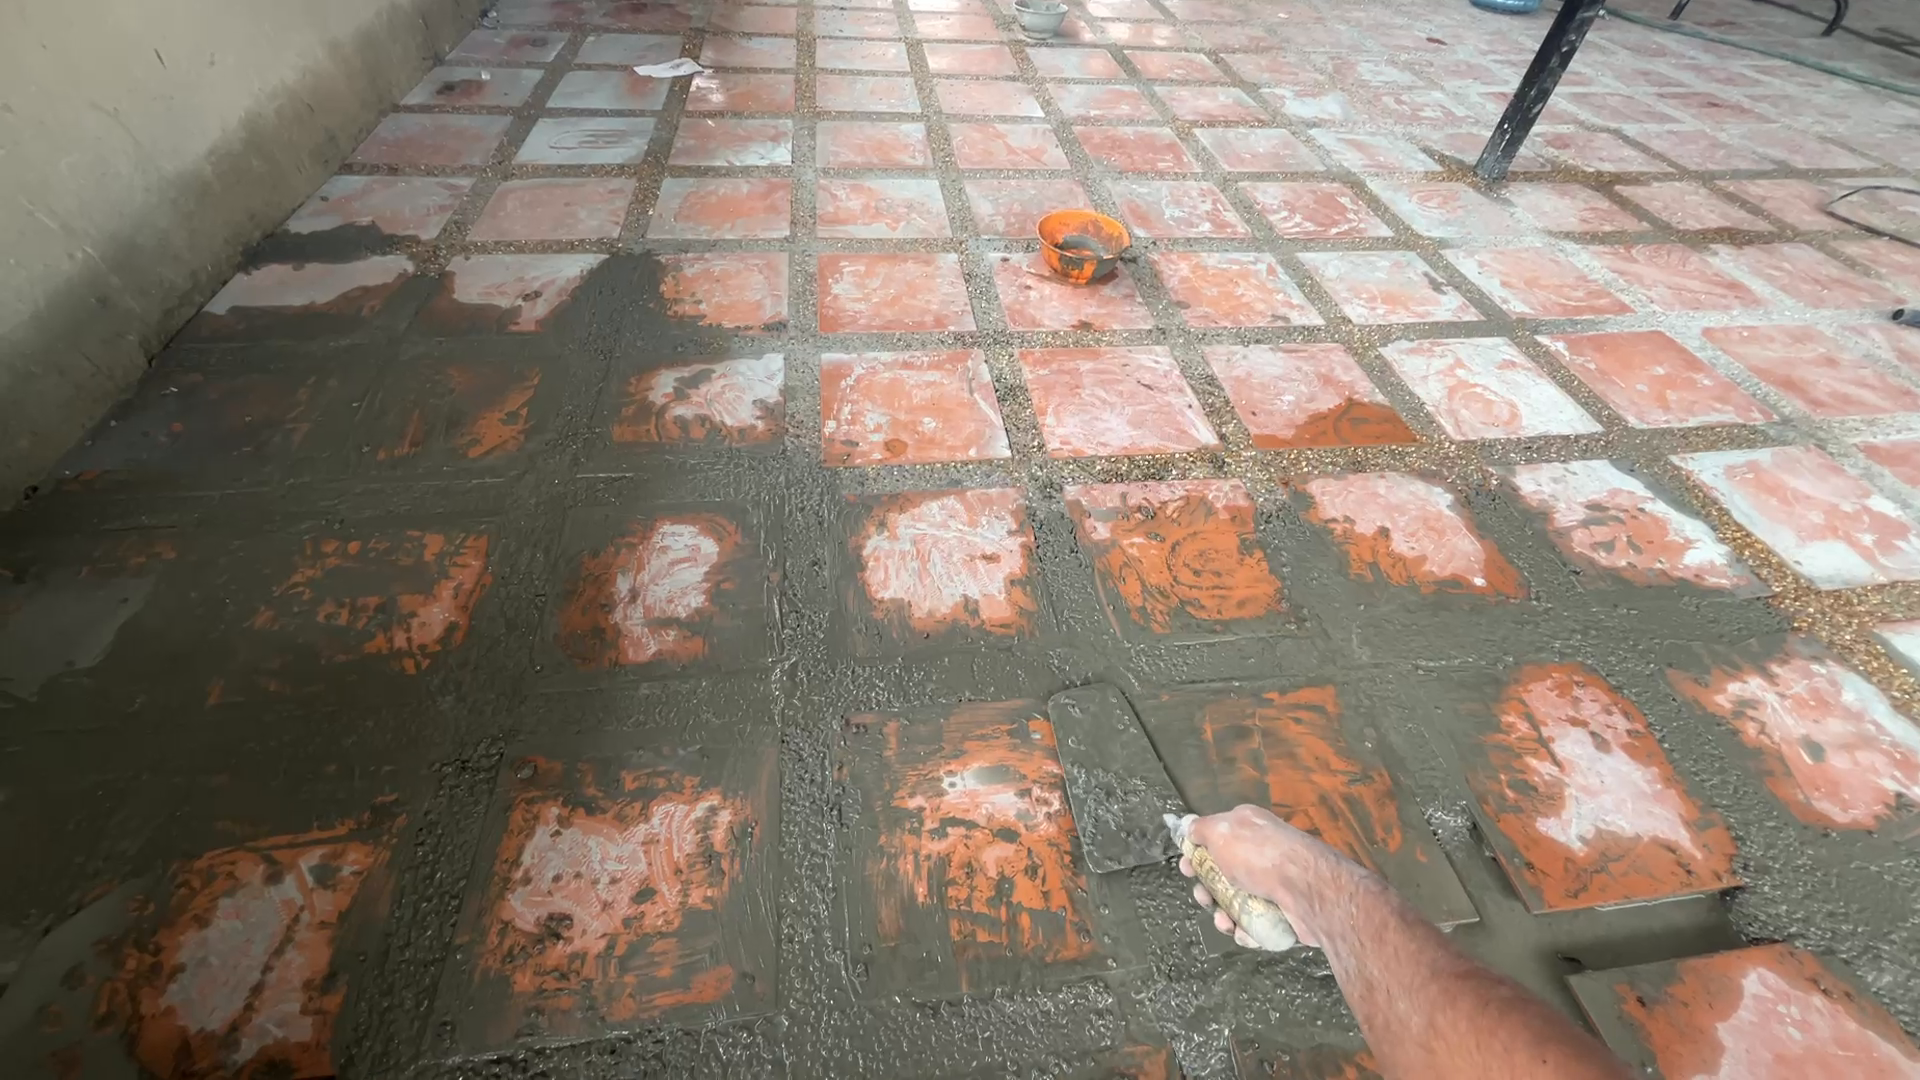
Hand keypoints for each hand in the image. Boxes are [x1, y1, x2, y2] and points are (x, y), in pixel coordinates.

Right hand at [1178, 804, 1370, 948]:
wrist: (1308, 890)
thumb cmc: (1259, 855)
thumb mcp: (1220, 831)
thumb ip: (1200, 828)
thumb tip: (1188, 827)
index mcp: (1247, 827)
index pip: (1216, 838)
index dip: (1197, 853)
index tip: (1186, 868)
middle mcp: (1261, 853)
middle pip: (1223, 874)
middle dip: (1207, 889)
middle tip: (1203, 897)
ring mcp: (1274, 885)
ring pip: (1238, 902)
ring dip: (1223, 914)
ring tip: (1223, 921)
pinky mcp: (1285, 914)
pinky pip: (1257, 924)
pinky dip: (1246, 931)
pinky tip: (1241, 932)